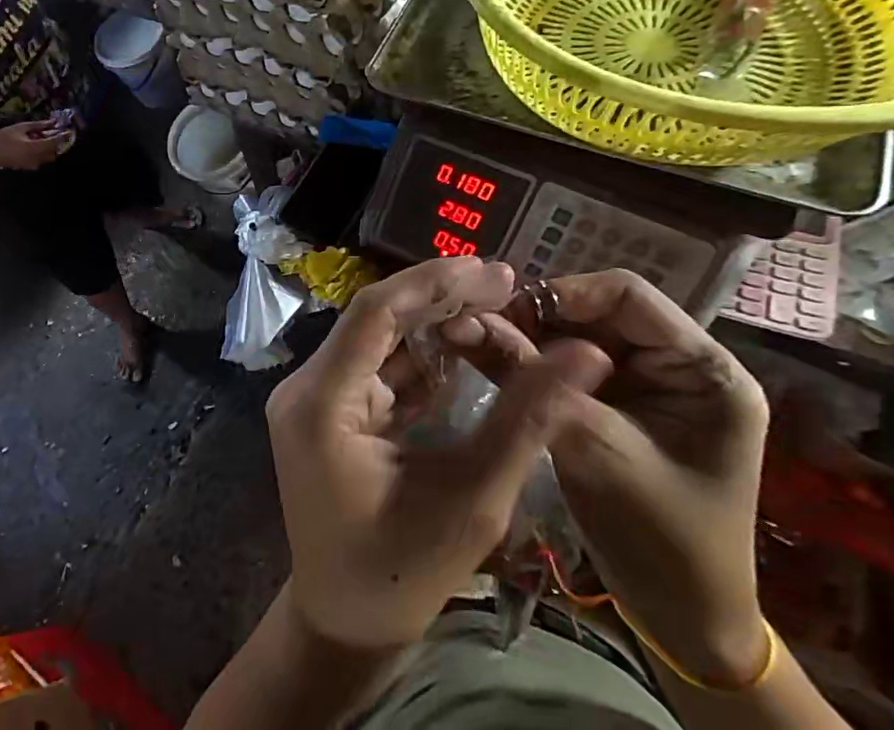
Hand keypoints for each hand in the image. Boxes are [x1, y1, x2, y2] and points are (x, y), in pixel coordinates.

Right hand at [0, 119, 65, 170]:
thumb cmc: (0, 139)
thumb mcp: (19, 128)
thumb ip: (37, 125)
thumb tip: (52, 122)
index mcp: (36, 148)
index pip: (55, 142)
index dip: (64, 136)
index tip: (70, 129)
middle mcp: (38, 158)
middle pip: (55, 151)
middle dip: (59, 141)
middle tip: (58, 130)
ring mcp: (34, 164)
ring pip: (49, 155)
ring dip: (51, 146)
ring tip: (45, 134)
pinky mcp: (29, 166)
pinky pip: (41, 158)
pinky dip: (43, 150)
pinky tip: (36, 141)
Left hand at [265, 258, 608, 650]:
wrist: (347, 622)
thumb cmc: (404, 573)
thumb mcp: (474, 497)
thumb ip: (529, 419)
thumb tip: (586, 352)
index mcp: (321, 405)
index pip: (374, 314)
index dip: (435, 283)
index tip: (496, 272)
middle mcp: (306, 389)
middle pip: (376, 319)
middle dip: (442, 300)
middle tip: (508, 288)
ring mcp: (314, 399)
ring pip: (380, 339)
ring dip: (435, 326)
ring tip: (496, 314)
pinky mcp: (330, 410)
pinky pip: (379, 367)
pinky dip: (422, 359)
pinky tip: (466, 354)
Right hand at [439, 269, 771, 684]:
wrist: (686, 621)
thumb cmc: (664, 544)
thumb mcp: (597, 456)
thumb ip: (536, 386)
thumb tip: (467, 323)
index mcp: (705, 370)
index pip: (629, 296)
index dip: (563, 293)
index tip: (501, 310)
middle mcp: (680, 364)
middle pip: (599, 312)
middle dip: (539, 317)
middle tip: (478, 327)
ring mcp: (649, 384)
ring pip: (578, 336)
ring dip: (529, 338)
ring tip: (476, 341)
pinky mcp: (621, 404)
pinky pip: (571, 368)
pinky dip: (533, 365)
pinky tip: (492, 362)